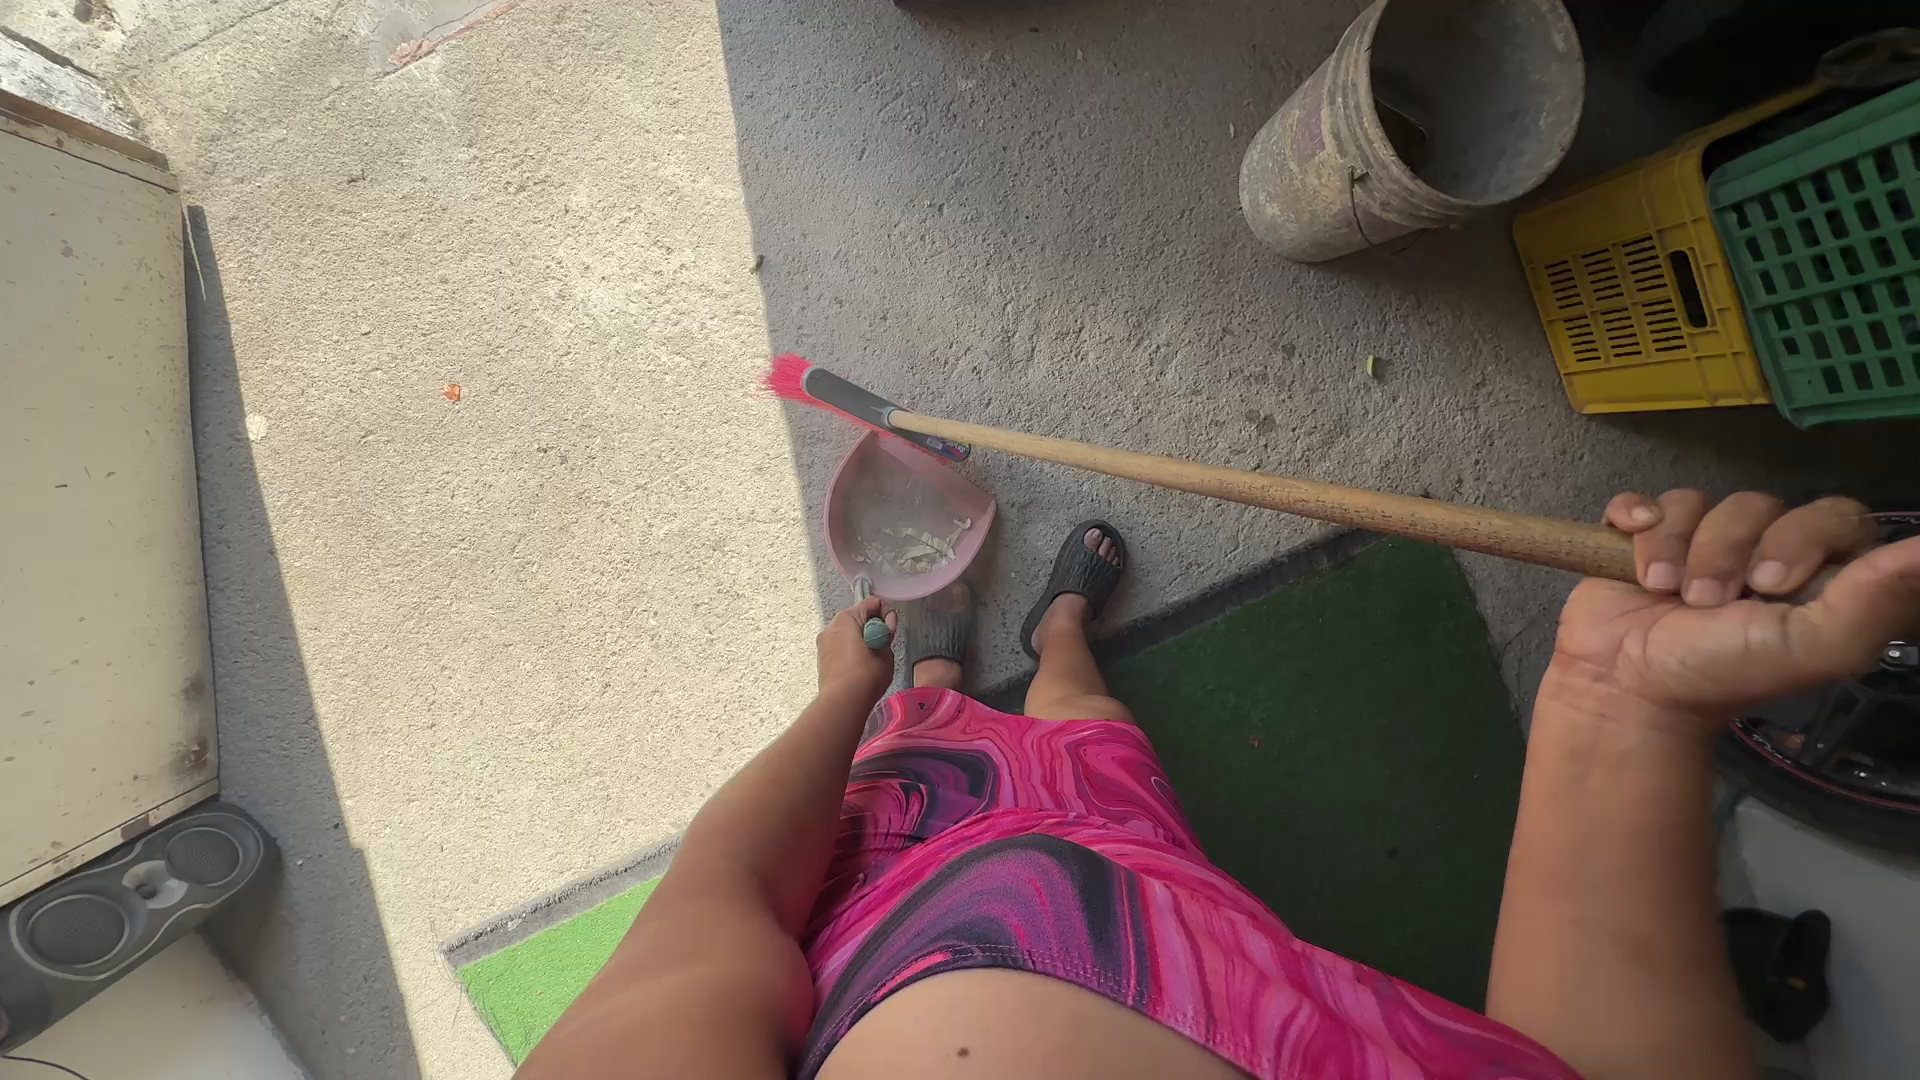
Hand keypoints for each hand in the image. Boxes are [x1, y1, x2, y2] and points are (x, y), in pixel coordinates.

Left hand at [816, 596, 896, 703]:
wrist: (843, 703)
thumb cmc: (867, 674)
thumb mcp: (885, 651)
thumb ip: (887, 633)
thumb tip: (885, 623)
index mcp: (846, 618)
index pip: (871, 604)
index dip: (885, 616)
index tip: (890, 632)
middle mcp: (831, 626)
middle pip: (858, 619)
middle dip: (872, 629)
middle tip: (883, 647)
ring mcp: (824, 644)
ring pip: (849, 635)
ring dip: (861, 641)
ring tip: (872, 660)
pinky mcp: (822, 660)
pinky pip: (841, 648)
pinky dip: (852, 652)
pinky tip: (860, 668)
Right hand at [1549, 490, 1919, 727]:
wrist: (1625, 682)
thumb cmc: (1721, 670)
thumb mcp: (1815, 647)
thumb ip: (1875, 599)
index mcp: (1813, 571)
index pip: (1829, 515)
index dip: (1797, 539)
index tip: (1766, 586)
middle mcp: (1754, 548)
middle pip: (1753, 504)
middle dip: (1722, 551)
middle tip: (1703, 600)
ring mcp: (1688, 541)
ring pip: (1691, 502)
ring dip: (1670, 546)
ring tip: (1659, 588)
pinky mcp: (1630, 540)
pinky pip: (1634, 501)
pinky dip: (1631, 514)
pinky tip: (1627, 536)